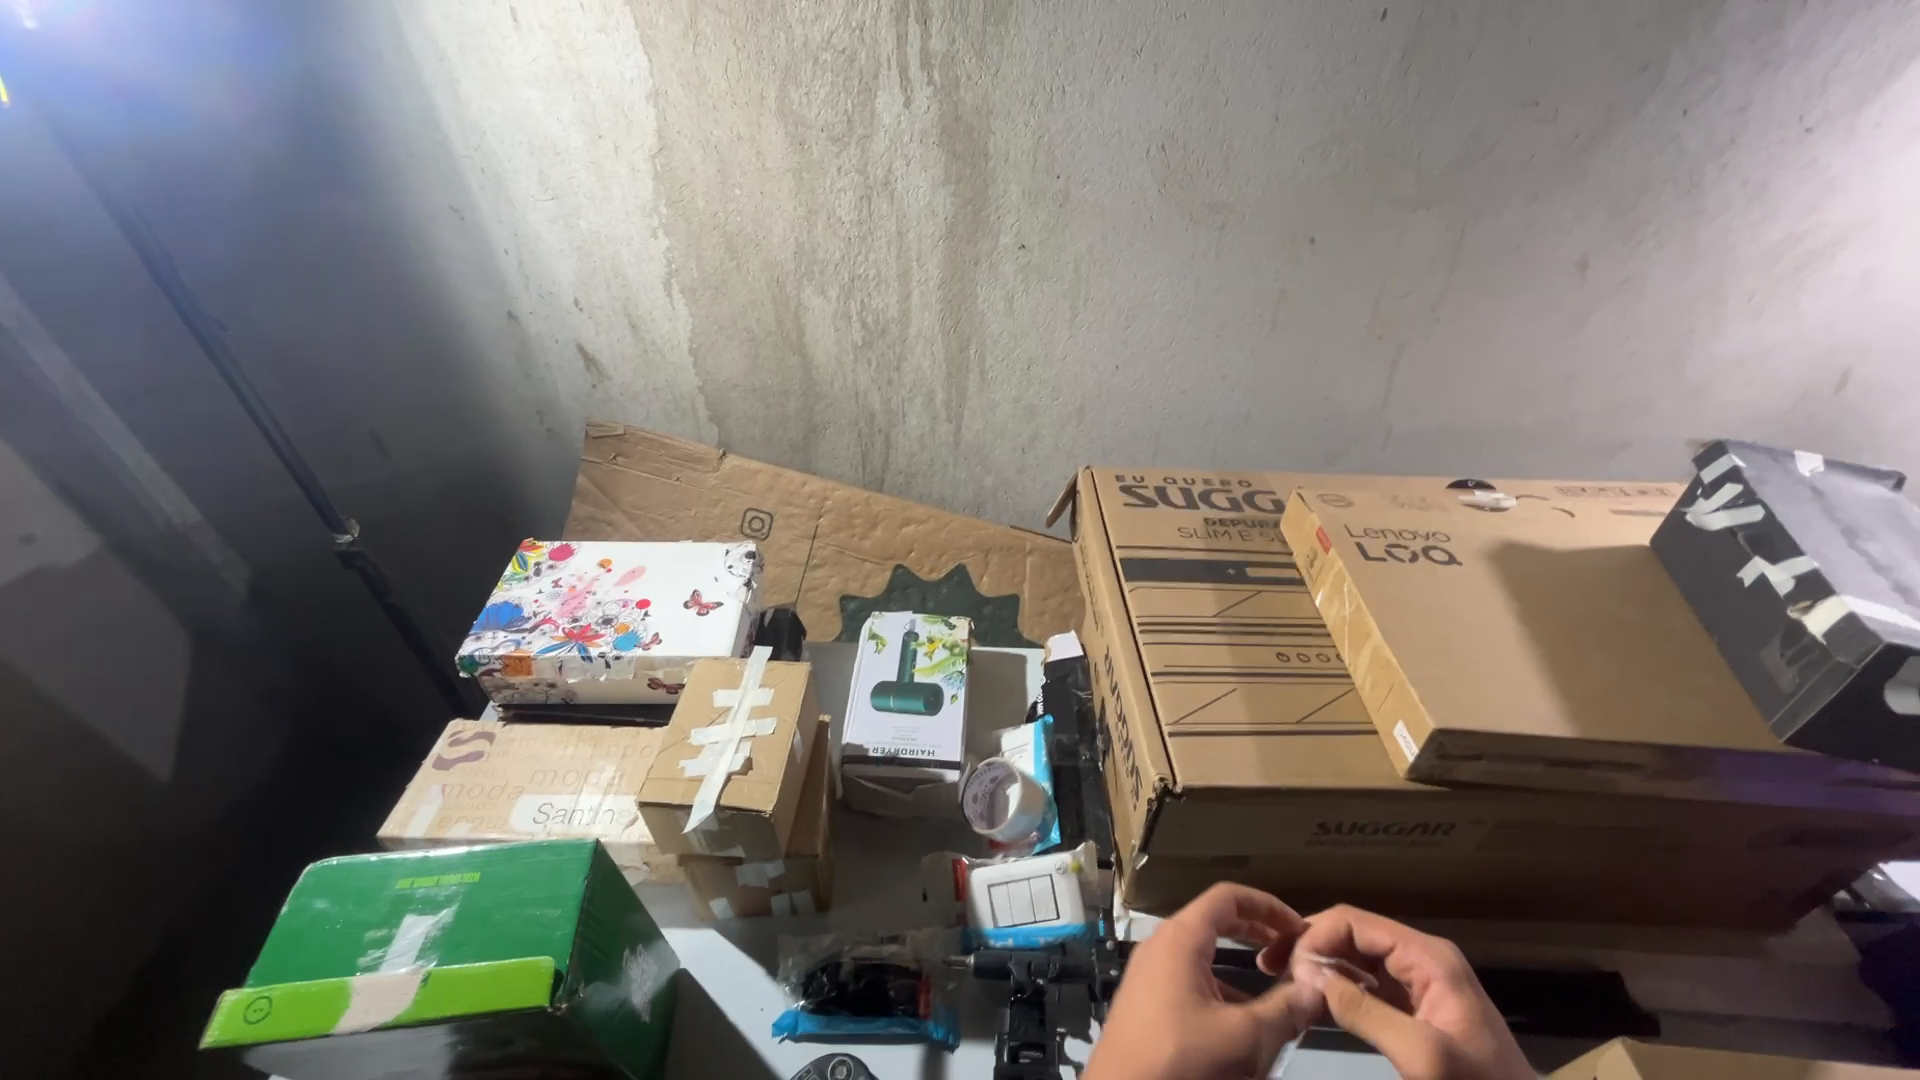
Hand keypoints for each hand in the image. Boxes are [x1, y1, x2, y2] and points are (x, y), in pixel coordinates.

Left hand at [1086, 884, 1323, 1079]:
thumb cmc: (1181, 1061)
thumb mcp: (1244, 1040)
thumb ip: (1285, 1011)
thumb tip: (1317, 989)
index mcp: (1180, 938)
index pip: (1227, 896)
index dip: (1268, 905)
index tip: (1301, 929)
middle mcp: (1161, 945)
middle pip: (1215, 920)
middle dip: (1257, 932)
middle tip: (1295, 953)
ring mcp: (1150, 972)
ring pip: (1203, 954)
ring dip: (1241, 967)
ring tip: (1279, 993)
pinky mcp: (1146, 1000)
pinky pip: (1190, 979)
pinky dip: (1221, 989)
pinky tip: (1244, 1024)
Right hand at [1289, 905, 1530, 1079]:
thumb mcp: (1423, 1057)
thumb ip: (1363, 1012)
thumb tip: (1308, 974)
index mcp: (1428, 957)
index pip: (1353, 922)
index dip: (1314, 938)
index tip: (1284, 970)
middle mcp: (1423, 958)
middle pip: (1352, 934)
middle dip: (1310, 946)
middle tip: (1271, 971)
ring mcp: (1421, 984)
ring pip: (1356, 958)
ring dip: (1320, 966)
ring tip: (1286, 985)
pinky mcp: (1418, 1009)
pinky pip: (1368, 985)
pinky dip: (1338, 988)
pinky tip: (1315, 1004)